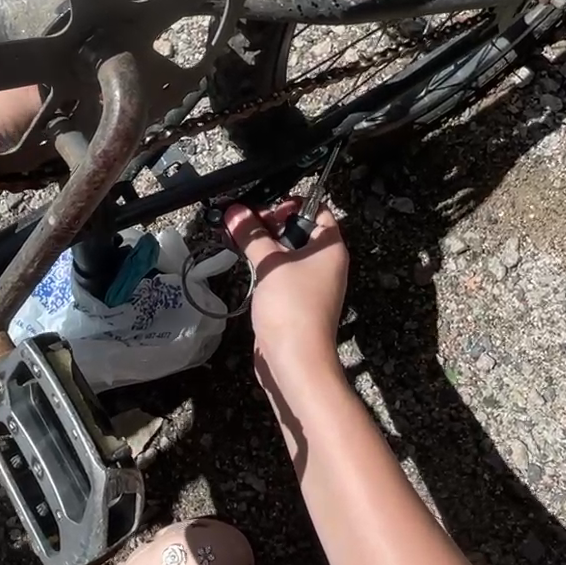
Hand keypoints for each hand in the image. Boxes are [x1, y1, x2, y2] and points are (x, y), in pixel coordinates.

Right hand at [223, 200, 348, 368]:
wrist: (295, 361)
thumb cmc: (292, 308)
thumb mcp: (270, 263)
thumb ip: (252, 235)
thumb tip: (235, 211)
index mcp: (330, 248)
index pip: (317, 210)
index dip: (292, 203)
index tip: (265, 206)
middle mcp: (325, 264)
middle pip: (299, 230)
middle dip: (270, 224)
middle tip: (244, 223)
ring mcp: (311, 284)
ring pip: (287, 253)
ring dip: (264, 246)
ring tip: (238, 240)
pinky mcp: (296, 301)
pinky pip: (281, 273)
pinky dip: (265, 267)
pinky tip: (245, 265)